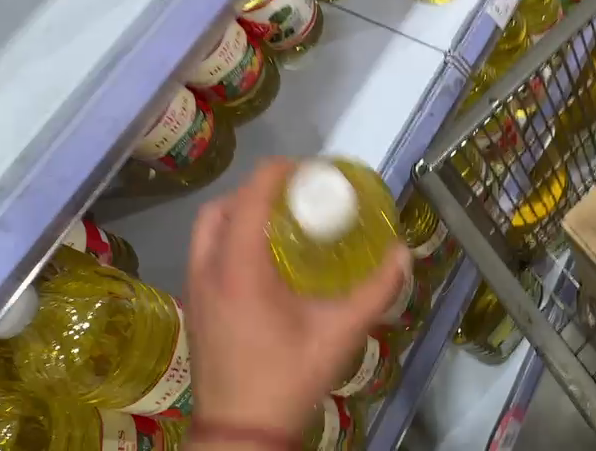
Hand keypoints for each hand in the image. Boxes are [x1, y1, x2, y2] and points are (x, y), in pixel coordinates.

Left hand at [186, 158, 411, 435]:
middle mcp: (208, 270)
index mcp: (239, 267)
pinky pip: (204, 254)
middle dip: (255, 191)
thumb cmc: (287, 378)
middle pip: (222, 206)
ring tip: (276, 224)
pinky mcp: (192, 309)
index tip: (309, 172)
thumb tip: (403, 253)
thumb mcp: (339, 334)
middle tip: (292, 197)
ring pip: (207, 230)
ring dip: (238, 214)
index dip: (279, 172)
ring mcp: (194, 290)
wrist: (240, 437)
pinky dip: (228, 239)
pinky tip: (260, 261)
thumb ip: (375, 291)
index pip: (251, 195)